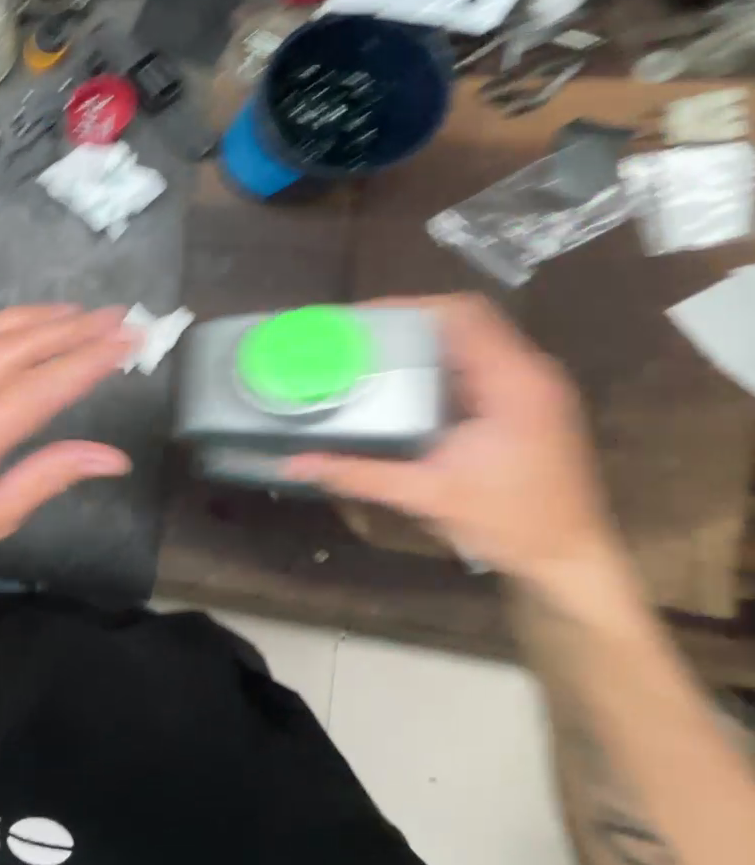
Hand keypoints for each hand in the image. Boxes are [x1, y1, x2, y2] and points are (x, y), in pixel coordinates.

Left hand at [0, 305, 138, 622]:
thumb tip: (115, 457)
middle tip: (114, 317)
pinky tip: (15, 324)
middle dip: (66, 330)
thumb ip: (48, 478)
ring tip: (75, 313)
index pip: (32, 392)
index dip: (83, 363)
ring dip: (27, 318)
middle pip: (6, 352)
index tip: (125, 342)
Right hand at [286, 295, 623, 591]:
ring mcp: (531, 390)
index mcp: (513, 383)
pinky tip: (396, 385)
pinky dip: (434, 364)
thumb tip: (293, 461)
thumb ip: (357, 473)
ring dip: (417, 344)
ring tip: (362, 356)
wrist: (572, 559)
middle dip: (402, 324)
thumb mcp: (426, 495)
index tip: (356, 320)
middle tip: (348, 339)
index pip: (462, 314)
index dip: (407, 306)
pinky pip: (474, 364)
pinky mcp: (525, 406)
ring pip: (468, 342)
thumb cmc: (510, 522)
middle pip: (461, 322)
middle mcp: (528, 375)